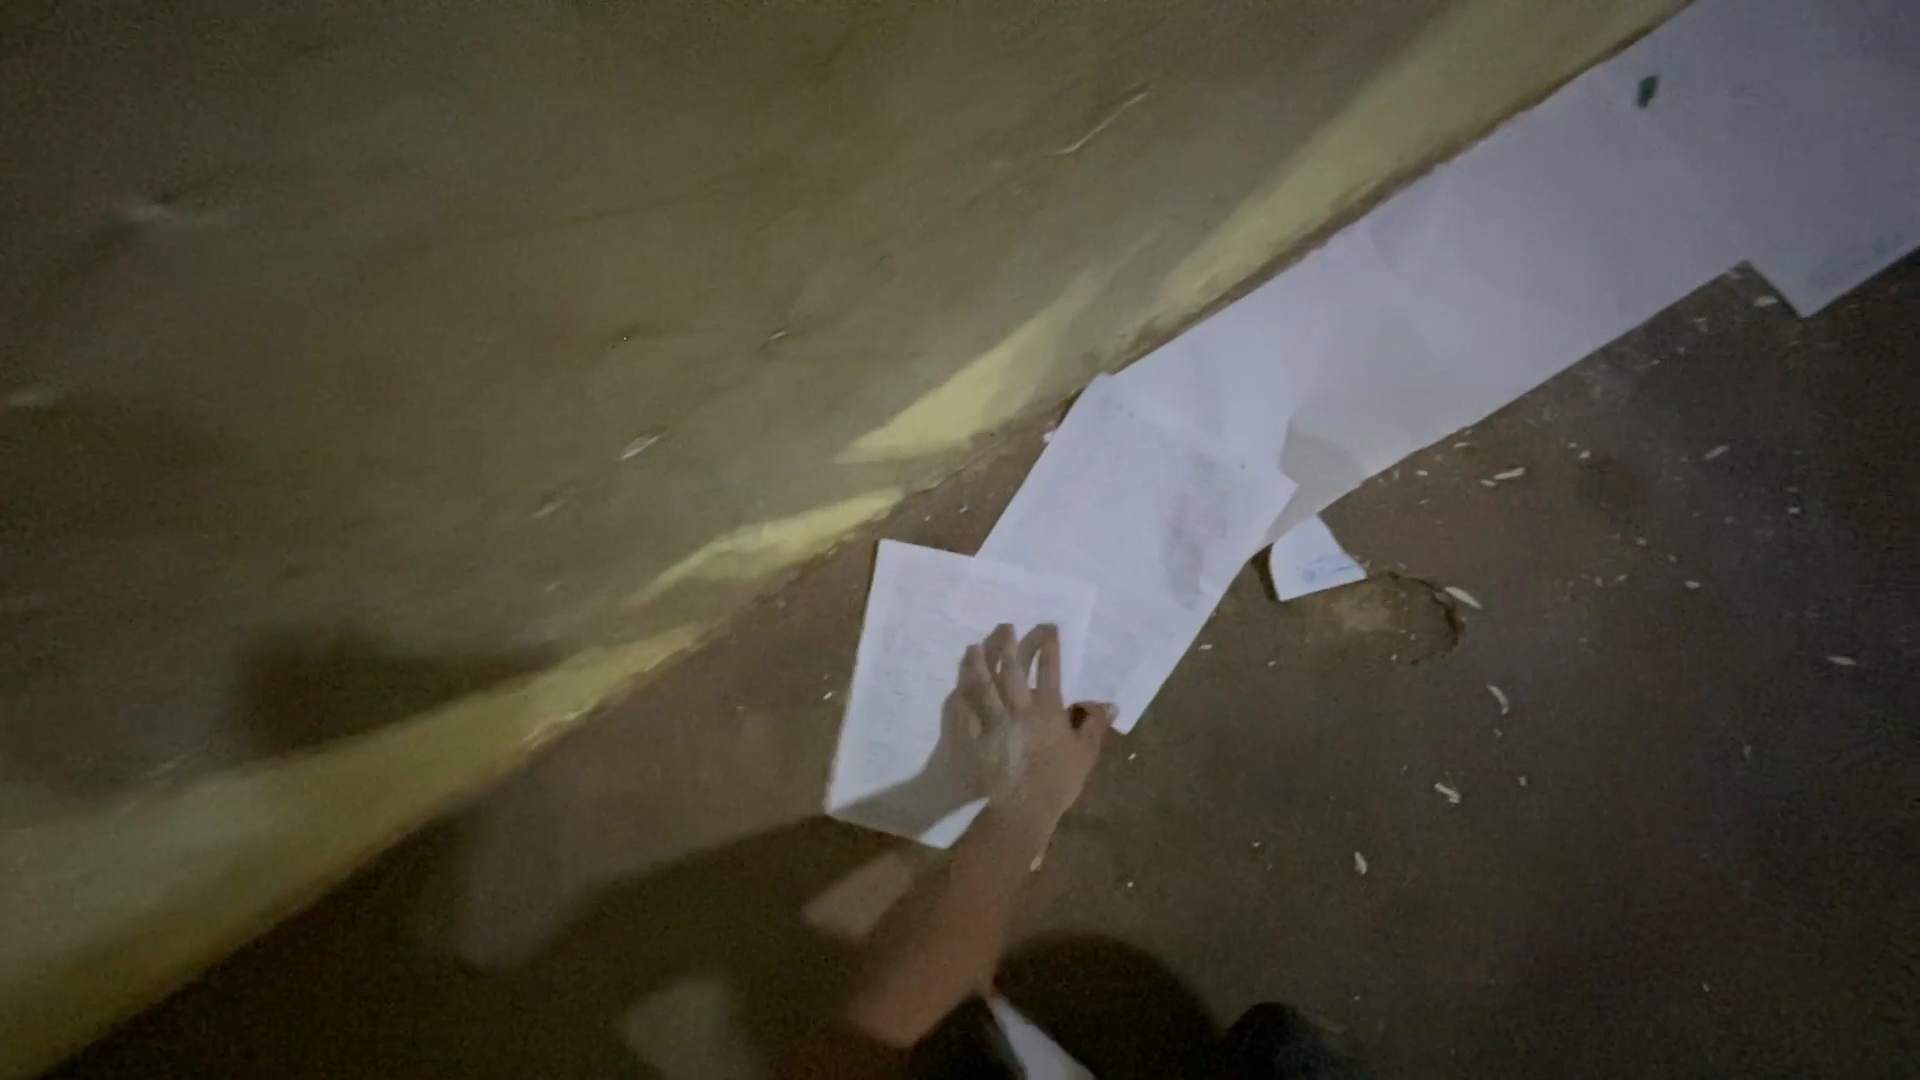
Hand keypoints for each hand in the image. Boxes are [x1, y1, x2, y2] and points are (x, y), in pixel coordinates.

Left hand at [949, 623, 1115, 828]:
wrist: (1023, 810)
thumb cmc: (1058, 782)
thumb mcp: (1084, 754)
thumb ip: (1094, 725)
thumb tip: (1108, 704)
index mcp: (1048, 711)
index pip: (1049, 670)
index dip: (1049, 646)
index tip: (1048, 627)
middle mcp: (1019, 709)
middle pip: (1012, 669)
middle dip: (1009, 644)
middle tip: (1006, 626)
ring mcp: (995, 721)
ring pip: (983, 684)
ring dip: (978, 662)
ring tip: (974, 645)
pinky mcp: (976, 735)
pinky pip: (965, 709)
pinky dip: (961, 693)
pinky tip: (958, 683)